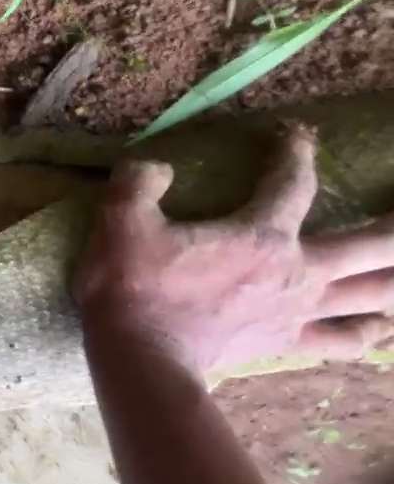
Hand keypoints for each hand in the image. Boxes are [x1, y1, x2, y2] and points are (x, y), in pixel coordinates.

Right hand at [73, 124, 393, 377]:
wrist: (141, 348)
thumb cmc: (130, 281)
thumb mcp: (118, 219)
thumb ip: (139, 182)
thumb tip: (156, 164)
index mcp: (259, 236)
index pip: (291, 185)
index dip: (295, 155)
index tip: (297, 135)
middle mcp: (297, 270)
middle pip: (374, 246)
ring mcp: (299, 310)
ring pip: (379, 294)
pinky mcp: (288, 340)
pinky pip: (348, 339)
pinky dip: (374, 331)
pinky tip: (385, 326)